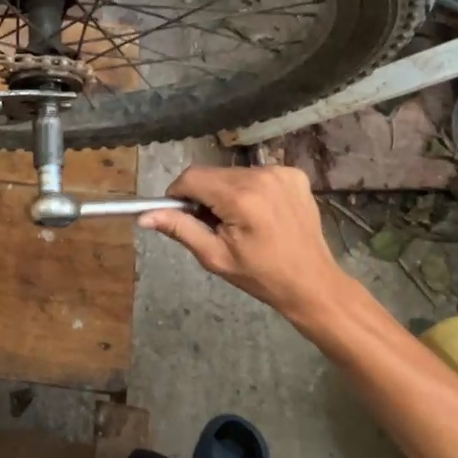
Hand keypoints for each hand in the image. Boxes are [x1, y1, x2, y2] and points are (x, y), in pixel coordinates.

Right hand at [138, 165, 351, 324]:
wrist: (313, 283)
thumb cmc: (261, 276)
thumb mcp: (214, 257)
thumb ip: (180, 229)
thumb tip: (144, 216)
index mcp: (241, 198)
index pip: (191, 178)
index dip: (179, 194)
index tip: (184, 215)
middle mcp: (261, 177)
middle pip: (211, 174)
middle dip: (205, 195)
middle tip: (215, 226)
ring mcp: (281, 173)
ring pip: (232, 173)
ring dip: (226, 192)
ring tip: (241, 222)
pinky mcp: (294, 175)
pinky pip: (255, 174)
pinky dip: (250, 189)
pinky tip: (261, 213)